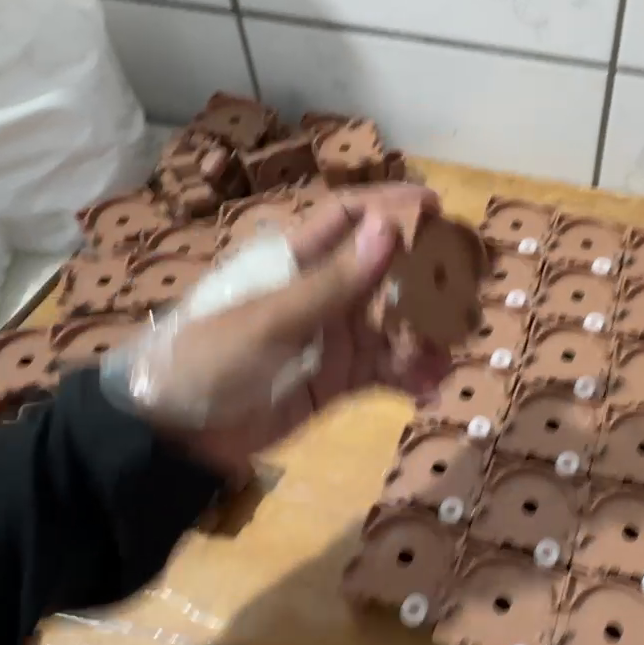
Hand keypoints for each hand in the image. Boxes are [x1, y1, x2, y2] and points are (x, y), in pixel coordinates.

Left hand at [117, 184, 453, 475]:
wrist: (178, 439)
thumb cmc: (210, 361)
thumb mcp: (268, 320)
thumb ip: (331, 282)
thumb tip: (389, 228)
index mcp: (296, 262)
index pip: (349, 217)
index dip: (390, 205)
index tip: (435, 207)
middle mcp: (322, 292)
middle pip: (385, 271)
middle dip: (425, 279)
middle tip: (465, 291)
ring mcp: (334, 337)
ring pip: (395, 324)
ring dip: (425, 337)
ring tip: (447, 357)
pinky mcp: (340, 380)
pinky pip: (387, 370)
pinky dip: (411, 377)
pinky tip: (430, 390)